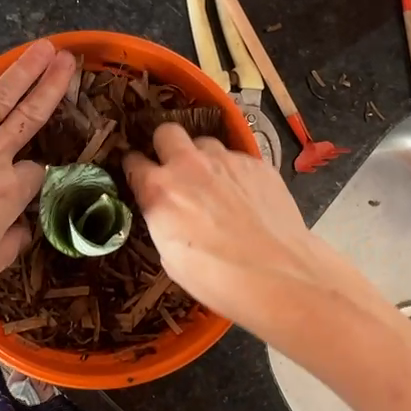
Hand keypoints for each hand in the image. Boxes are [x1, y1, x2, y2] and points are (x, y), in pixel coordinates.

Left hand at [0, 19, 75, 300]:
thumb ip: (8, 248)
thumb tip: (24, 230)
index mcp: (8, 194)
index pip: (35, 173)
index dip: (34, 175)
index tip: (27, 180)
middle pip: (31, 116)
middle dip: (53, 88)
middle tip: (70, 62)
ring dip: (24, 68)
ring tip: (44, 47)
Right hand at [123, 124, 367, 332]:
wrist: (277, 274)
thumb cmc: (217, 278)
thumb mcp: (170, 256)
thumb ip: (162, 220)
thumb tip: (167, 212)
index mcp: (158, 190)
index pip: (132, 161)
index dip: (135, 167)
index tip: (139, 174)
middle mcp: (188, 165)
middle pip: (167, 132)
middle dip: (166, 145)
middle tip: (175, 167)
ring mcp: (225, 160)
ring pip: (205, 143)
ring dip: (204, 159)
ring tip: (215, 184)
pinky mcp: (256, 163)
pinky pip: (237, 159)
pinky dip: (235, 172)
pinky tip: (245, 196)